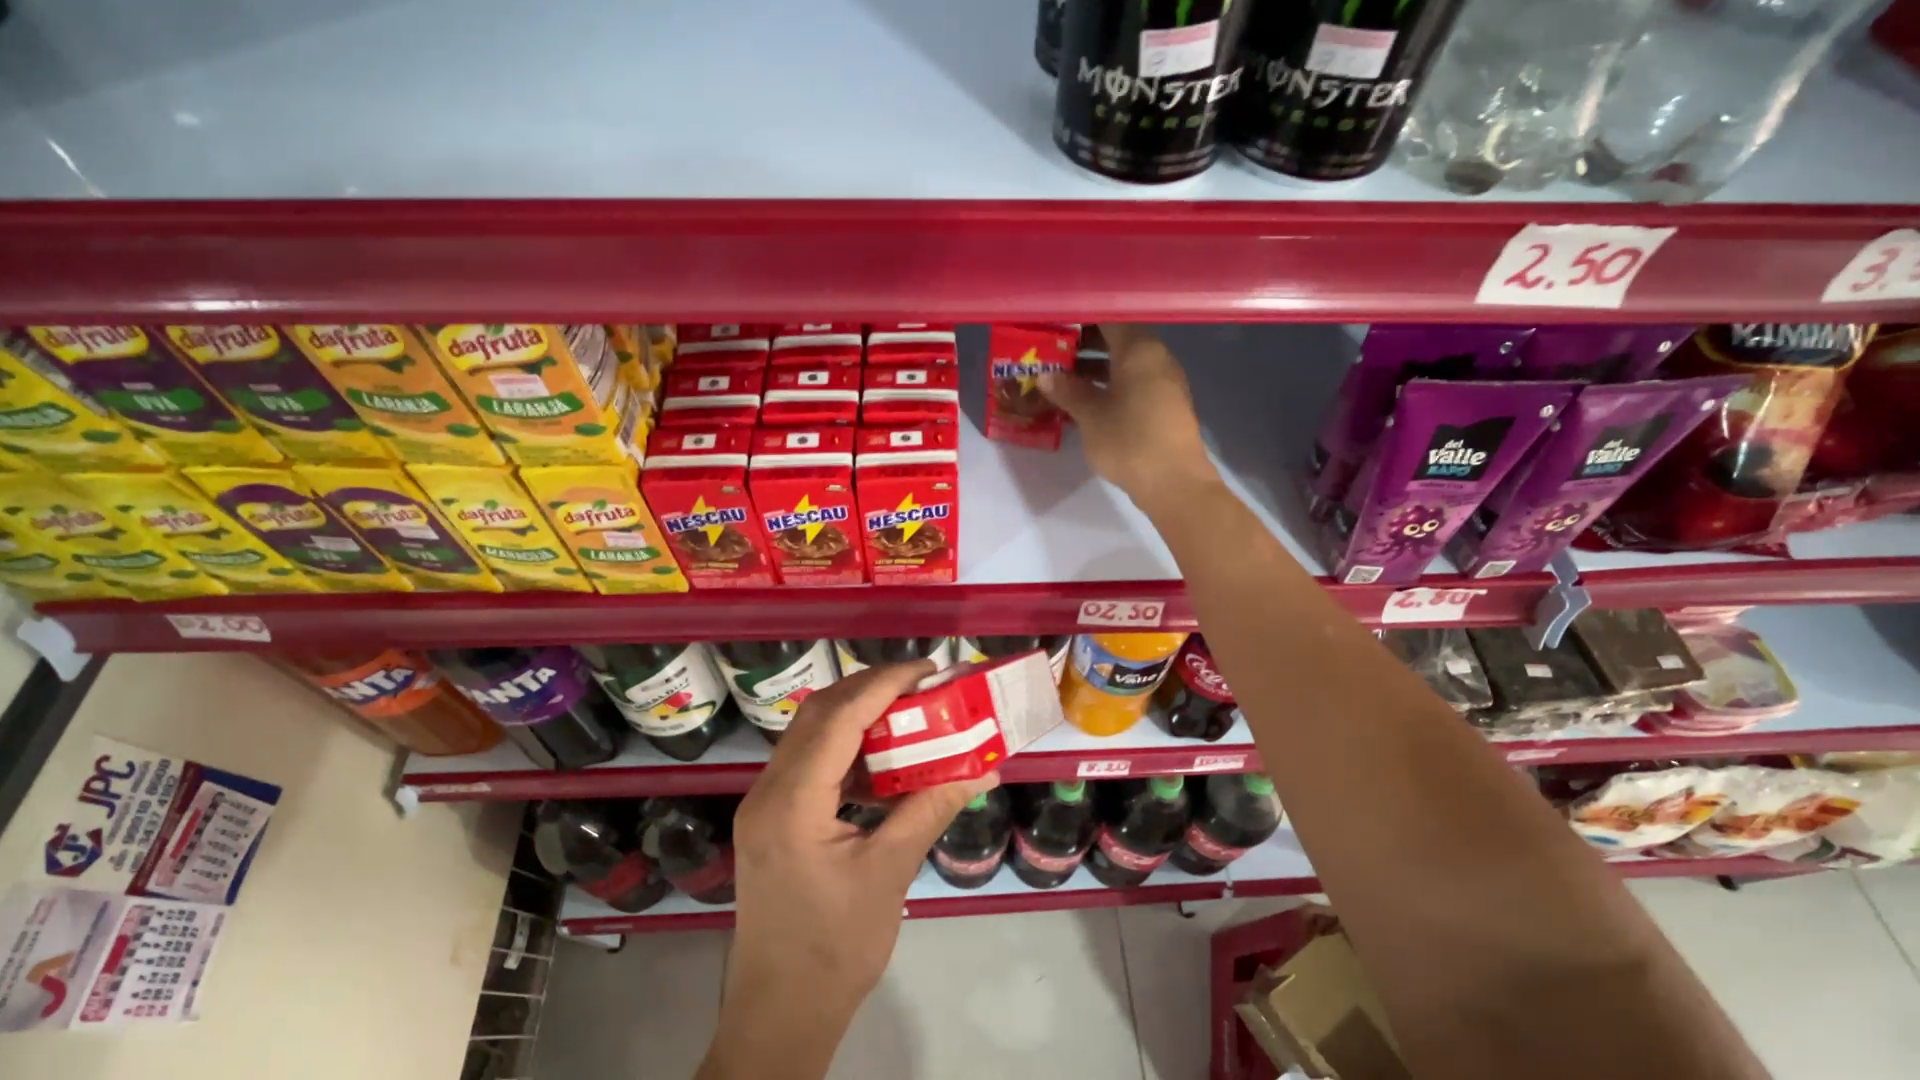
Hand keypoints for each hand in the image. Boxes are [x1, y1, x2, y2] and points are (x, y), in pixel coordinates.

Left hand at [701, 662, 998, 1078]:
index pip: (838, 719)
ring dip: (858, 719)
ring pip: (810, 739)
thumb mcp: (889, 873)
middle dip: (871, 692)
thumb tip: (984, 767)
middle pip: (818, 717)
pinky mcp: (771, 822)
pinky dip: (846, 753)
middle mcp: (768, 792)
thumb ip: (931, 809)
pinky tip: (884, 761)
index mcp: (791, 801)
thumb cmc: (835, 947)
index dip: (884, 684)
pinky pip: (809, 767)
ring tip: (910, 714)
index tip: (929, 669)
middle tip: (924, 686)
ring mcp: (764, 807)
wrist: (781, 1011)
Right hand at [1040, 324, 1219, 509]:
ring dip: (1095, 367)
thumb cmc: (1129, 441)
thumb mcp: (1090, 415)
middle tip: (1050, 352)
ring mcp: (1164, 382)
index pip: (1107, 318)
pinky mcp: (1165, 405)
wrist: (1174, 483)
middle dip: (1083, 345)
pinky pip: (1133, 382)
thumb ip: (1067, 390)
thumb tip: (1045, 375)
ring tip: (1061, 377)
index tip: (1052, 324)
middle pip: (1117, 339)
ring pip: (1125, 363)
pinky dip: (1110, 384)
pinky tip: (1086, 399)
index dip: (1078, 320)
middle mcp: (1156, 357)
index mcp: (1139, 349)